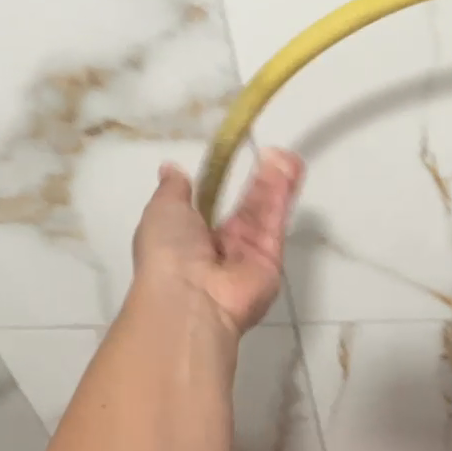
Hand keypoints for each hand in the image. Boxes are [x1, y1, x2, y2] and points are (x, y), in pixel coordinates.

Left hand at [131, 150, 303, 335]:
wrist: (191, 297)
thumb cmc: (167, 252)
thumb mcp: (160, 211)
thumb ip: (173, 189)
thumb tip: (172, 169)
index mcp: (189, 237)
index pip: (210, 208)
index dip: (222, 184)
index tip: (232, 161)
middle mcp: (221, 246)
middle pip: (245, 208)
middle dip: (258, 181)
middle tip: (272, 153)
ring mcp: (249, 253)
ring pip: (264, 211)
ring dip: (276, 183)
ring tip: (288, 155)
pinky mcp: (272, 257)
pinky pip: (276, 222)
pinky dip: (283, 196)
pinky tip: (290, 170)